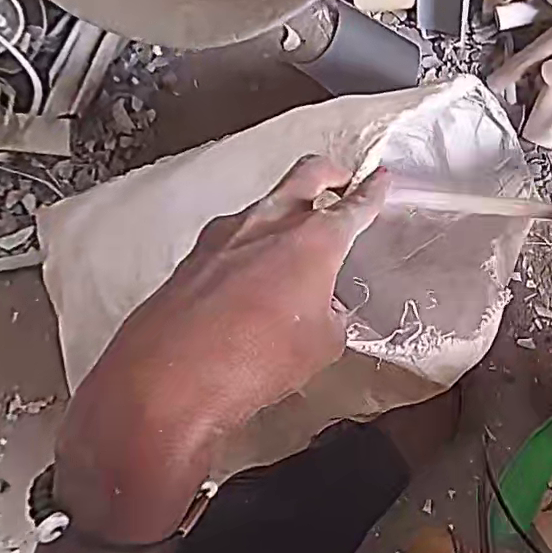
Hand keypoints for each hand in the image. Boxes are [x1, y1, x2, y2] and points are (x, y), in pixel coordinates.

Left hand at [56, 156, 389, 538]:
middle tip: (342, 180)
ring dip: (286, 212)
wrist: (170, 380)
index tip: (381, 179)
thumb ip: (331, 315)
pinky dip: (252, 245)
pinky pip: (232, 238)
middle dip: (331, 172)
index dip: (374, 192)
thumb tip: (323, 308)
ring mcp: (224, 235)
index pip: (355, 206)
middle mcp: (268, 223)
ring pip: (265, 205)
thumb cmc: (257, 360)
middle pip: (306, 174)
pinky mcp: (192, 257)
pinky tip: (252, 276)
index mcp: (314, 240)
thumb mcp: (321, 344)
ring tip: (296, 239)